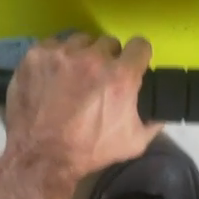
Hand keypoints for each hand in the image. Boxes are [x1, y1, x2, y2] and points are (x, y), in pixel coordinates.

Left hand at [0, 34, 160, 190]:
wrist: (42, 157)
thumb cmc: (90, 151)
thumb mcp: (134, 142)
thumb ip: (154, 121)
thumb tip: (162, 109)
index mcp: (120, 76)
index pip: (140, 45)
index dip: (137, 56)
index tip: (131, 65)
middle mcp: (92, 58)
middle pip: (108, 42)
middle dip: (107, 59)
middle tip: (98, 79)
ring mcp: (61, 54)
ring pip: (79, 41)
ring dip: (80, 55)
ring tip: (72, 77)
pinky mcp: (36, 55)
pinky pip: (52, 45)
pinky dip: (54, 58)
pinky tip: (52, 76)